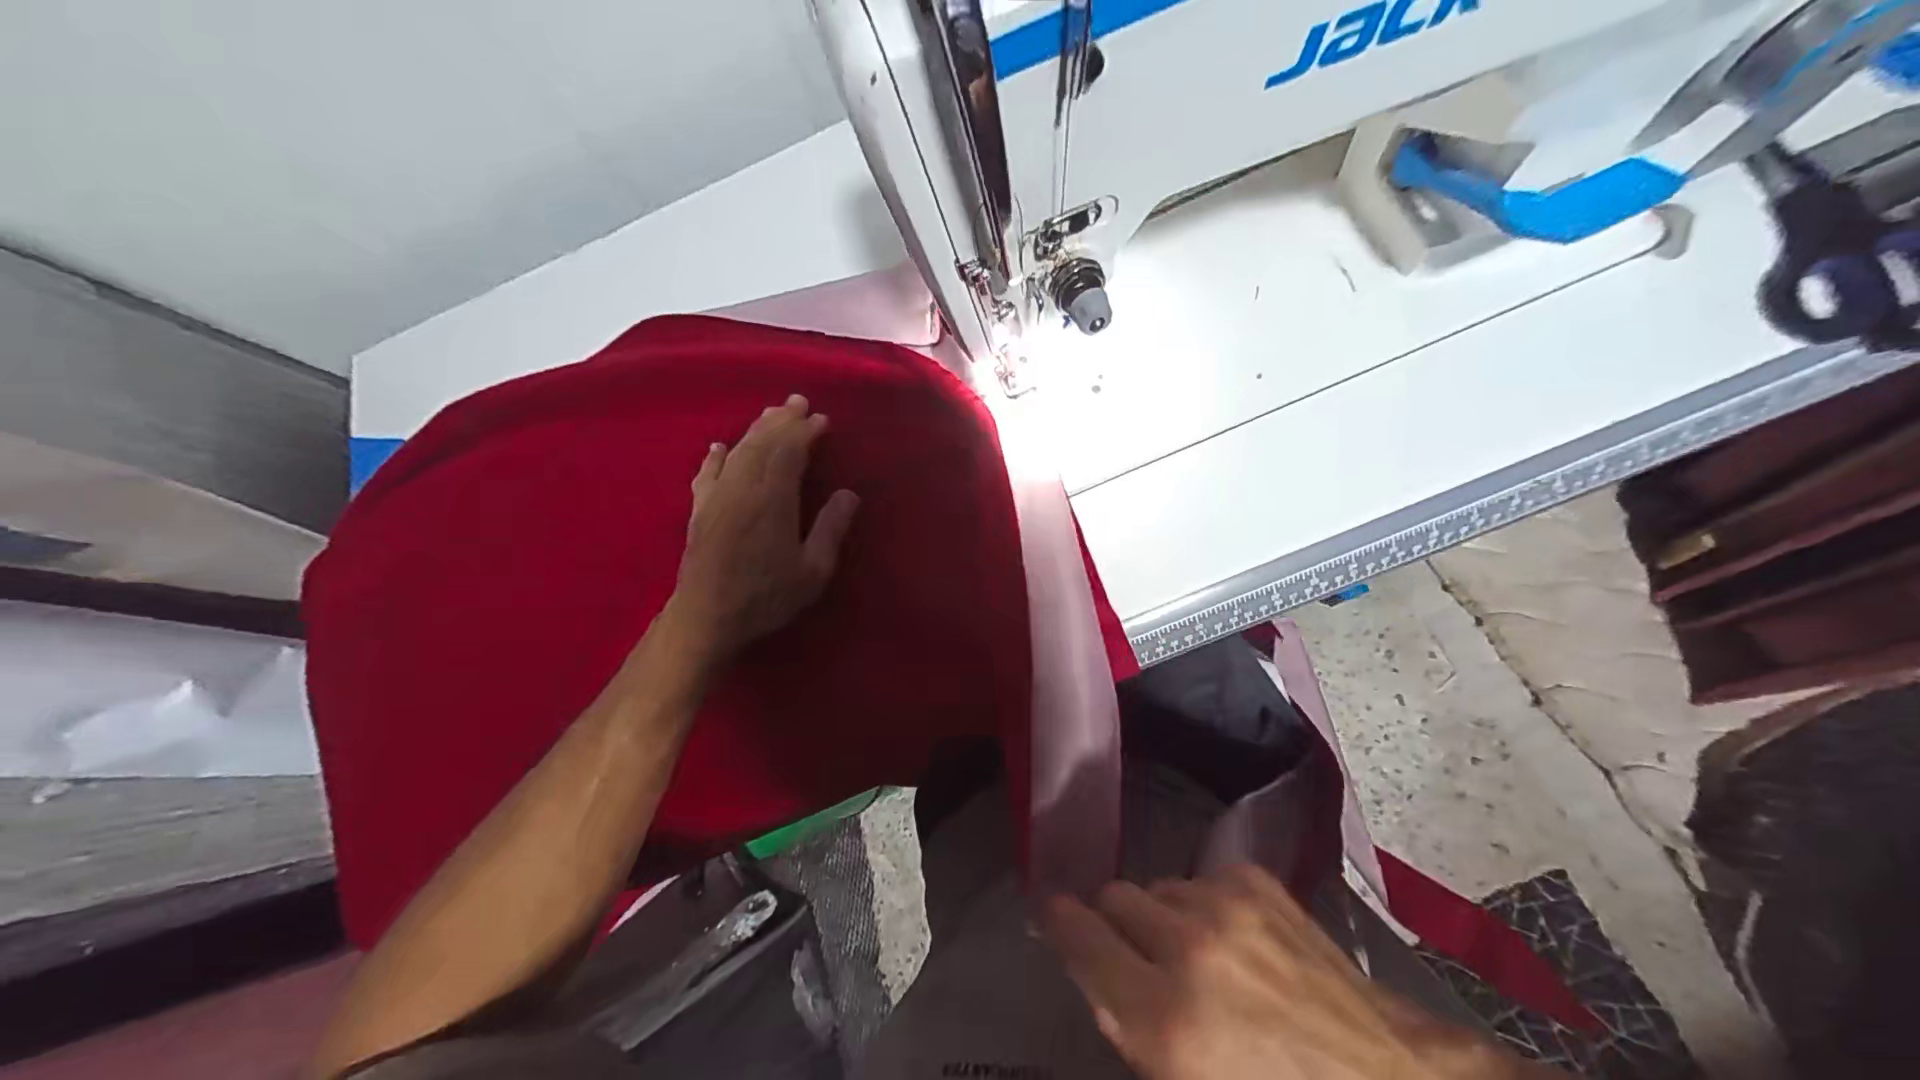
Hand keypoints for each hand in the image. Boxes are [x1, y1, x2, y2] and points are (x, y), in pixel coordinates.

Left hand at [665, 394, 858, 665]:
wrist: (707, 618)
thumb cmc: (766, 597)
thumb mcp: (812, 571)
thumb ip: (830, 529)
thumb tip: (849, 494)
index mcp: (772, 500)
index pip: (789, 453)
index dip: (805, 433)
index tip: (822, 420)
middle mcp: (742, 489)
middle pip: (762, 444)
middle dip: (781, 420)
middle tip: (798, 402)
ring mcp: (717, 498)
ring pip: (737, 453)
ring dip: (755, 430)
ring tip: (770, 414)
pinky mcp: (699, 511)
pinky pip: (707, 474)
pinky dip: (715, 457)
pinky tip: (720, 447)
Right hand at [1039, 865, 1538, 1079]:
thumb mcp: (1181, 1079)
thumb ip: (1128, 1027)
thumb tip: (1094, 975)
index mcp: (1165, 1018)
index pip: (1078, 938)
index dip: (1058, 923)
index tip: (1052, 917)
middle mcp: (1187, 947)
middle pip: (1112, 898)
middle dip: (1115, 926)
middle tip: (1139, 959)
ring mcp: (1226, 906)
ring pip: (1156, 887)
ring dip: (1162, 917)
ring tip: (1199, 956)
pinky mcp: (1258, 883)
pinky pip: (1199, 880)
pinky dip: (1203, 905)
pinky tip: (1236, 940)